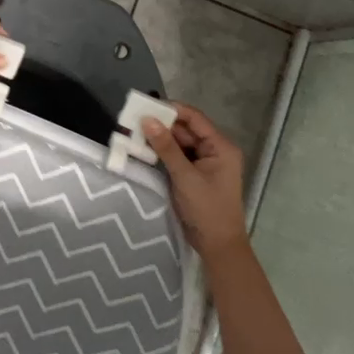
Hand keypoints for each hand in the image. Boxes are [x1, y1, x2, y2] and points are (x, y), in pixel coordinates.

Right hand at [142, 102, 247, 257]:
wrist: (218, 247)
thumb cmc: (207, 209)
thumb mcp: (185, 176)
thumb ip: (166, 147)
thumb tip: (146, 119)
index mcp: (220, 146)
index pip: (194, 118)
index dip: (171, 110)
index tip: (145, 106)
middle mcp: (214, 150)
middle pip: (185, 129)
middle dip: (161, 125)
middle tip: (133, 121)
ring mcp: (204, 163)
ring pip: (179, 142)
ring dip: (159, 139)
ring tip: (133, 133)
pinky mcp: (194, 174)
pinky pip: (177, 156)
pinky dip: (162, 153)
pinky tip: (143, 150)